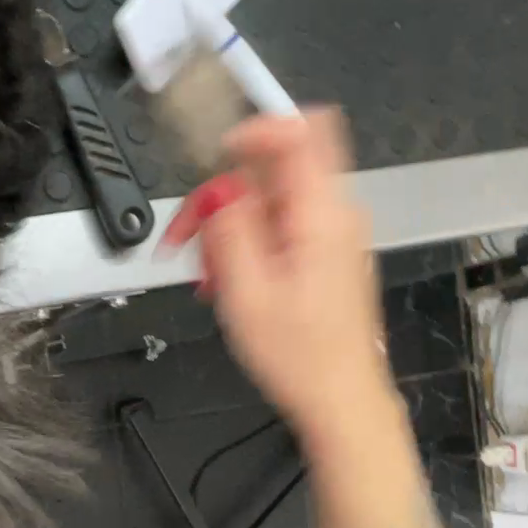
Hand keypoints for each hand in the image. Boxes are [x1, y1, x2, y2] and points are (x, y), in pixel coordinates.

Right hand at [160, 109, 394, 440]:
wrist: (338, 396)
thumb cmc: (302, 356)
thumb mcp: (248, 294)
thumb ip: (231, 231)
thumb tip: (220, 189)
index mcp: (321, 216)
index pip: (299, 132)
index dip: (253, 132)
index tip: (215, 158)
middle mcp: (334, 216)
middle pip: (272, 171)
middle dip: (222, 197)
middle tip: (189, 237)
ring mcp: (330, 236)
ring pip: (269, 203)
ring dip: (229, 229)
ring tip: (210, 272)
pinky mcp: (322, 255)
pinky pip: (277, 230)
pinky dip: (245, 247)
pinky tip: (230, 281)